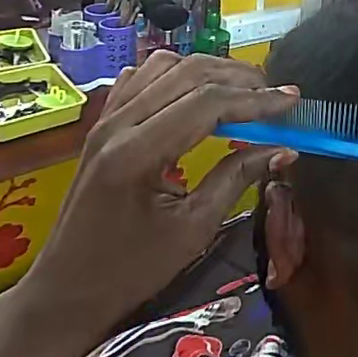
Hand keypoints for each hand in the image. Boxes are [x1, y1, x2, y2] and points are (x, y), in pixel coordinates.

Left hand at [13, 52, 296, 348]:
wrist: (65, 290)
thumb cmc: (129, 272)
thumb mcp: (192, 230)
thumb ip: (237, 179)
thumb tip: (284, 149)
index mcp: (137, 152)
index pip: (207, 103)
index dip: (255, 99)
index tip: (292, 100)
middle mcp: (119, 122)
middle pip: (189, 73)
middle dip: (239, 78)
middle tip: (276, 94)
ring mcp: (107, 117)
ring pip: (167, 66)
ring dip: (210, 70)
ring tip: (244, 91)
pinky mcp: (103, 121)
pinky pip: (143, 76)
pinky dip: (178, 73)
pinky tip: (196, 91)